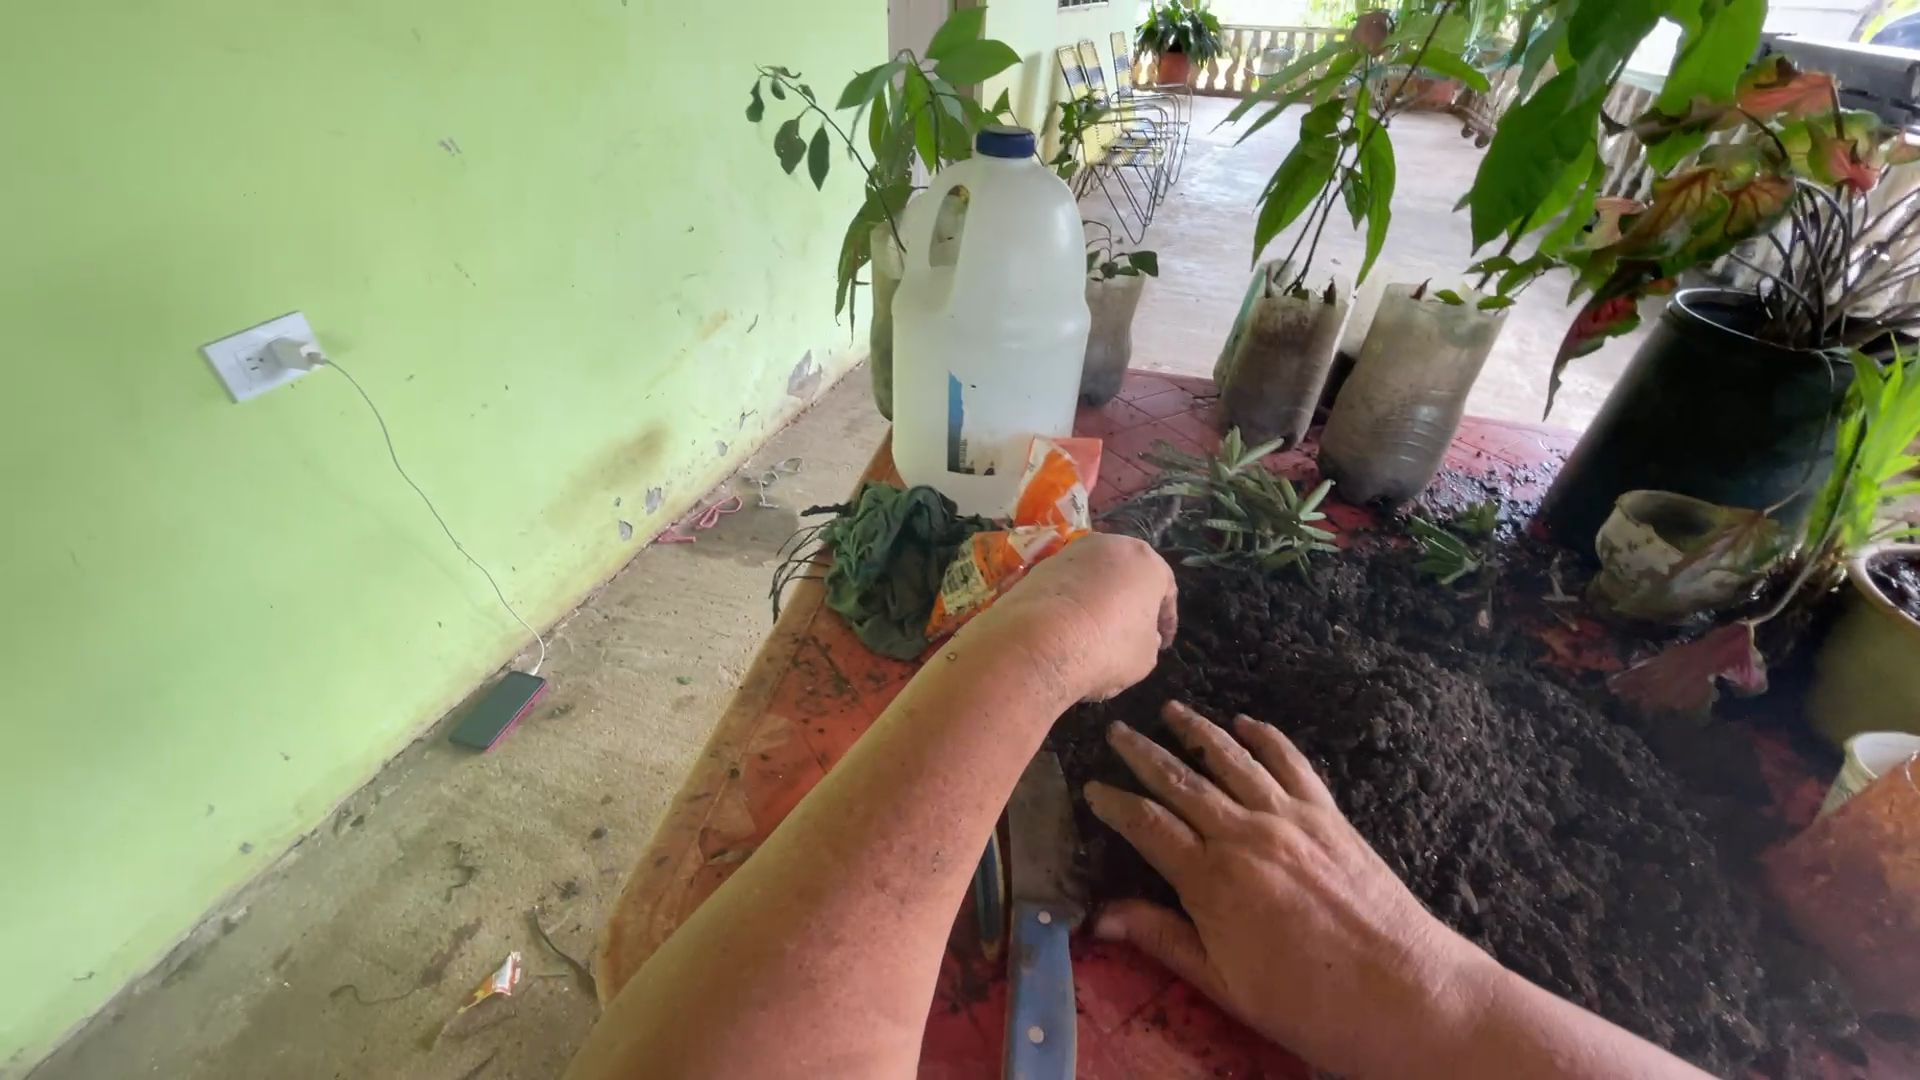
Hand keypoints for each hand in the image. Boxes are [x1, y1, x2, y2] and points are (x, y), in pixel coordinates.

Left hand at [970, 533, 1176, 701]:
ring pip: (1093, 576)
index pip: (1164, 589)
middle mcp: (1108, 545)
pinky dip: (1070, 602)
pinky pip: (1065, 585)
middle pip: (1126, 574)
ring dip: (1098, 598)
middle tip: (1130, 630)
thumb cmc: (1107, 647)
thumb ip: (1149, 639)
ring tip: (1095, 630)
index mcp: (1145, 560)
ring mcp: (1069, 552)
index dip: (1166, 620)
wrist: (1037, 643)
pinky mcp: (1038, 566)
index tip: (1161, 643)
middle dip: (1130, 600)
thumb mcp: (1145, 656)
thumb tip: (1141, 632)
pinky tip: (1066, 628)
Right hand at [1084, 702, 1499, 1078]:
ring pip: (1230, 759)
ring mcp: (1288, 817)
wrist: (1413, 999)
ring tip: (1169, 709)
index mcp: (1212, 879)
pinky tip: (1246, 723)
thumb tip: (1098, 917)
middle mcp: (1244, 834)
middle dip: (1141, 752)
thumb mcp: (1225, 984)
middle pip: (1180, 780)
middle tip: (1115, 730)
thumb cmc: (1311, 1003)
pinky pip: (1290, 762)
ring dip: (1196, 730)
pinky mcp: (1326, 813)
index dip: (1114, 803)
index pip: (1147, 825)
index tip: (1091, 788)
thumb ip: (1161, 939)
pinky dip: (1266, 737)